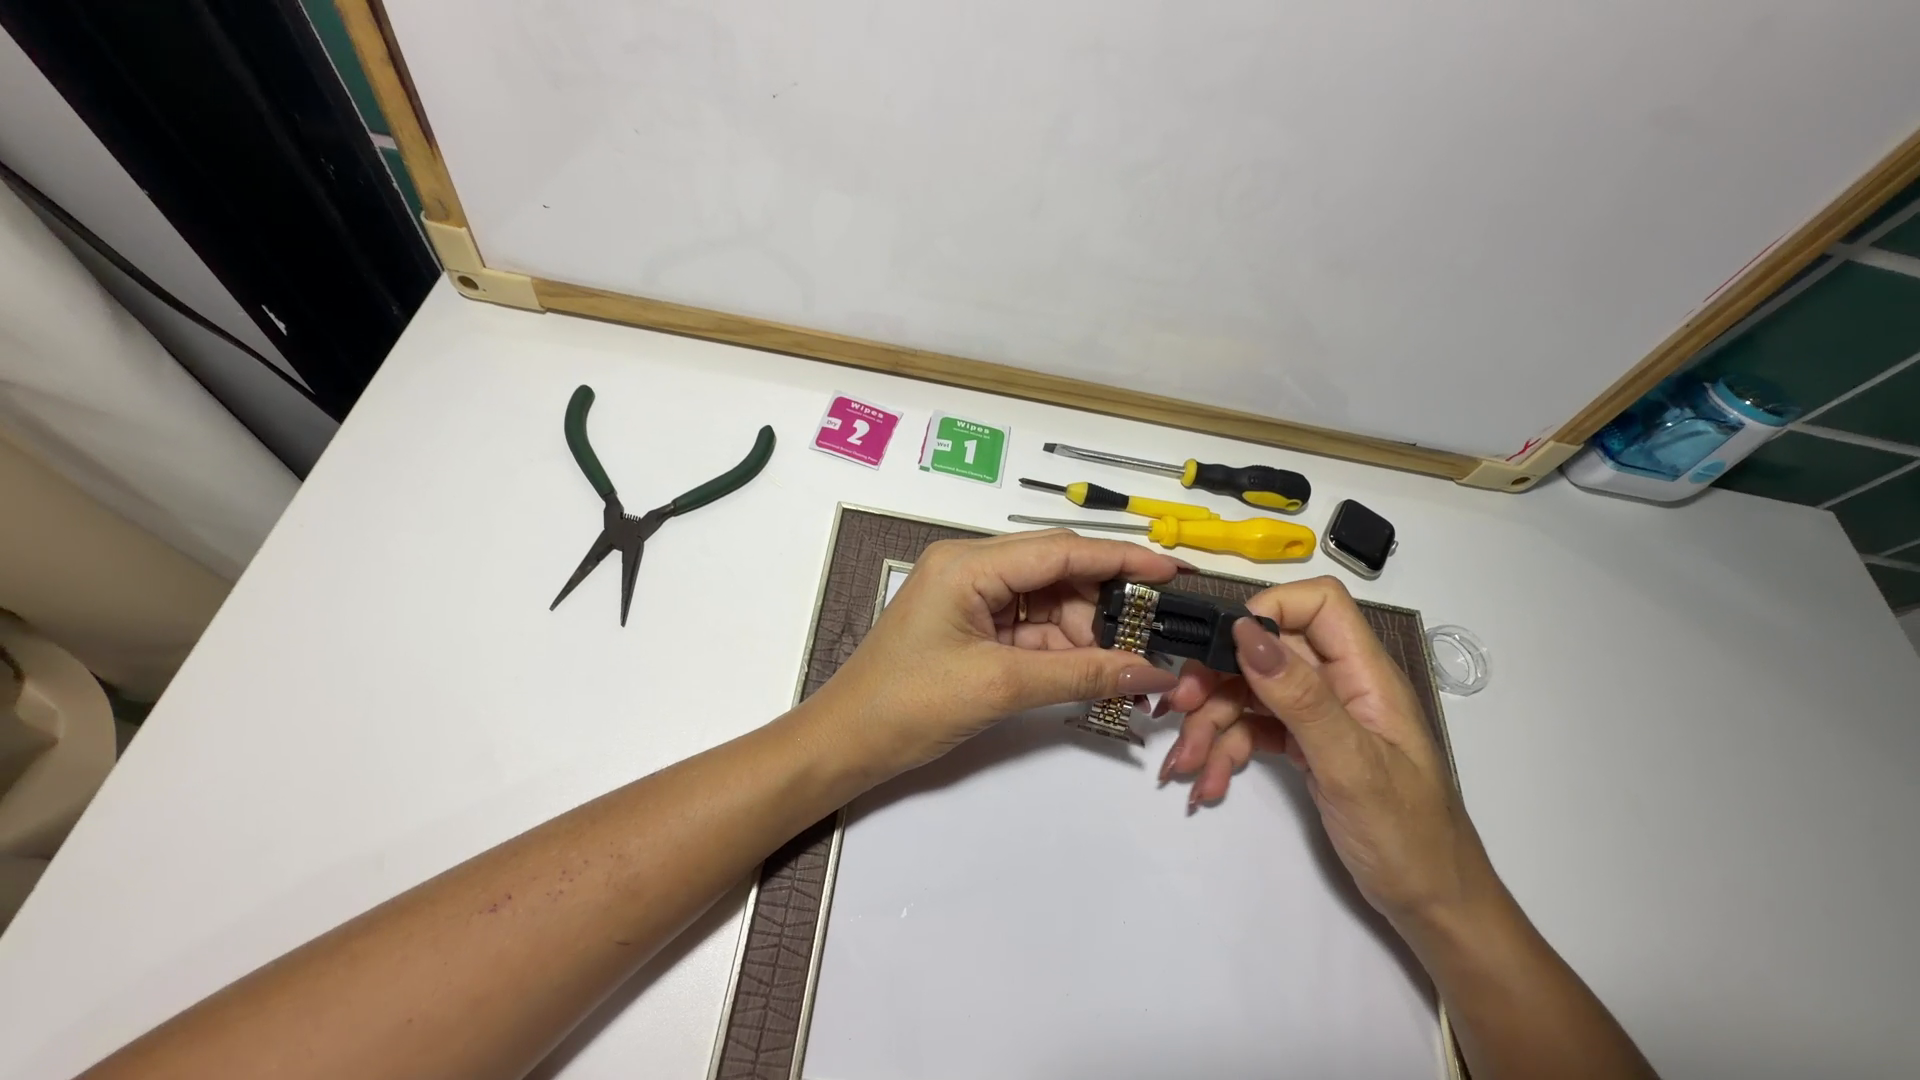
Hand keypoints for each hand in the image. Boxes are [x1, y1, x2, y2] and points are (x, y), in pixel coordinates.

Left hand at [805, 530, 1183, 780]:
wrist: (847, 743)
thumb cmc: (908, 705)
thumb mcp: (1000, 686)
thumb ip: (1081, 674)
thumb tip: (1153, 673)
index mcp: (969, 564)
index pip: (1061, 549)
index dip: (1121, 559)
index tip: (1172, 573)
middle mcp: (972, 568)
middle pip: (1058, 572)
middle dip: (1107, 605)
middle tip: (1154, 637)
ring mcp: (973, 598)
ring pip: (1050, 603)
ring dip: (1088, 633)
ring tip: (1129, 666)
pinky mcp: (975, 627)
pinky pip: (1033, 628)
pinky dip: (1064, 650)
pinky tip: (1096, 670)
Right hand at [1158, 576, 1496, 927]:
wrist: (1432, 903)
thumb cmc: (1407, 834)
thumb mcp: (1350, 764)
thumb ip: (1299, 696)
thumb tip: (1247, 632)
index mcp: (1364, 674)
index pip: (1317, 605)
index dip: (1267, 611)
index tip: (1223, 650)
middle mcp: (1339, 685)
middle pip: (1265, 653)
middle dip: (1216, 681)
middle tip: (1179, 712)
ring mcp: (1319, 717)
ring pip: (1248, 694)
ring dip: (1210, 726)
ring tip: (1186, 769)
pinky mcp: (1303, 747)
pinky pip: (1252, 731)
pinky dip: (1224, 752)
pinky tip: (1208, 784)